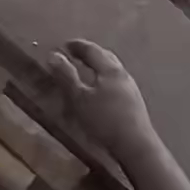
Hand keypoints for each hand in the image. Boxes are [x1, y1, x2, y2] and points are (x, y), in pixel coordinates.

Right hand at [48, 40, 158, 159]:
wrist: (136, 145)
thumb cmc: (104, 120)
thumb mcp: (79, 98)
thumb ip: (66, 76)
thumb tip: (54, 55)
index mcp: (110, 69)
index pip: (92, 50)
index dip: (78, 46)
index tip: (65, 44)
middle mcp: (123, 74)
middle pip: (106, 57)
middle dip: (90, 52)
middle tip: (76, 53)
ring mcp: (131, 88)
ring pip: (113, 69)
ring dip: (99, 65)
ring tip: (86, 69)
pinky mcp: (134, 102)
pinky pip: (116, 81)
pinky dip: (105, 77)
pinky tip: (101, 88)